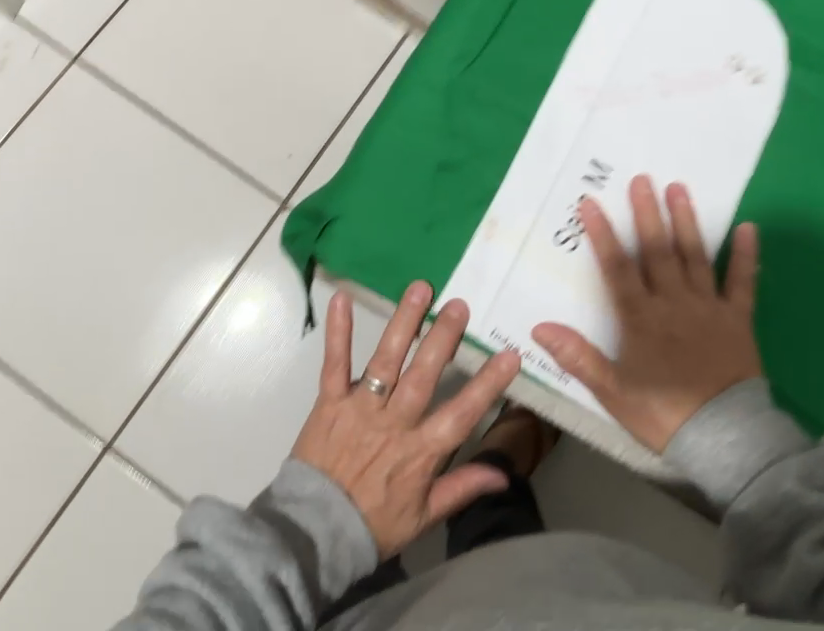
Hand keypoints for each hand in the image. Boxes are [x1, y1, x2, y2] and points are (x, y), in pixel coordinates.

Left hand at [292, 283, 523, 557]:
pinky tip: (341, 298)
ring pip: (386, 360)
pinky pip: (334, 363)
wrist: (314, 533)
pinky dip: (338, 331)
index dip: (487, 384)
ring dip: (403, 323)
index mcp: (420, 451)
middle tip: (458, 305)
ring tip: (419, 290)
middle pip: (422, 375)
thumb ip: (462, 488)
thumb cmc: (373, 525)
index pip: (461, 413)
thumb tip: (503, 474)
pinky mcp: (329, 402)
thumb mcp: (424, 517)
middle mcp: (393, 423)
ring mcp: (359, 409)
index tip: (509, 355)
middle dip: (442, 338)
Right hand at [531, 175, 762, 452]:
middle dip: (647, 214)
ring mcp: (709, 308)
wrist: (725, 440)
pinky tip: (749, 228)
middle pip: (657, 252)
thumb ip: (577, 356)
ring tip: (679, 188)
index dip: (603, 235)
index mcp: (641, 319)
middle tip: (641, 179)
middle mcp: (674, 304)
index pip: (617, 269)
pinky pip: (743, 283)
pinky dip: (746, 256)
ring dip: (686, 221)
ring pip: (695, 257)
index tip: (590, 203)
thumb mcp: (612, 391)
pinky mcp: (739, 320)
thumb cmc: (663, 413)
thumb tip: (538, 327)